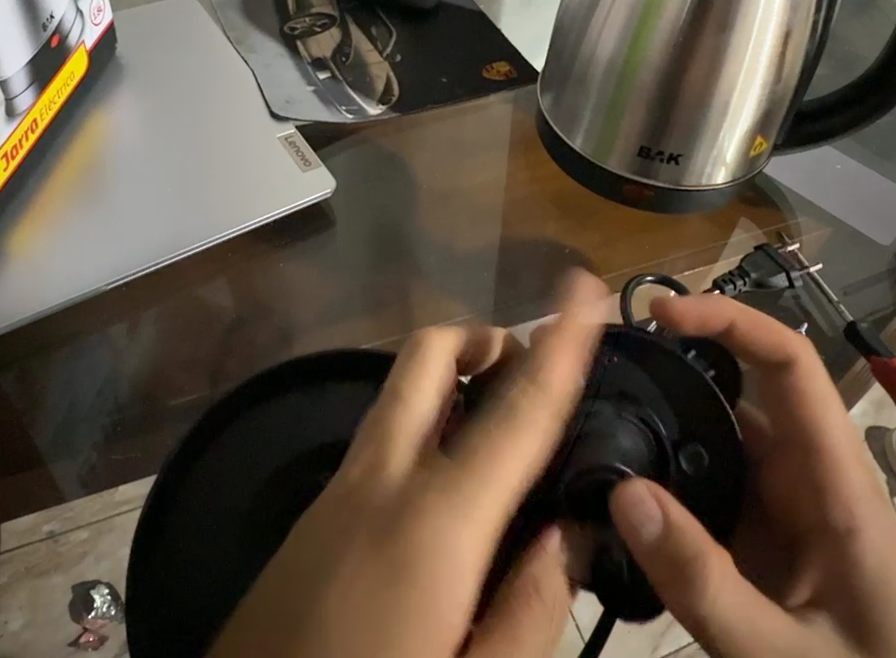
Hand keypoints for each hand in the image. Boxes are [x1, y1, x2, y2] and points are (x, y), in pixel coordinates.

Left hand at [209, 270, 606, 657]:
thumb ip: (533, 606)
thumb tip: (572, 532)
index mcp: (435, 520)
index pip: (517, 412)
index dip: (561, 344)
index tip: (583, 288)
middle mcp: (381, 480)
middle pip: (426, 359)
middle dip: (481, 338)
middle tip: (526, 364)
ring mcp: (336, 491)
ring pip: (397, 393)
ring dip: (449, 378)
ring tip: (497, 419)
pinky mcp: (312, 514)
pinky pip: (377, 438)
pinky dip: (420, 425)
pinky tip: (445, 485)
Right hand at [607, 294, 895, 657]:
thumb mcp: (782, 655)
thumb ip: (705, 584)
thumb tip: (623, 491)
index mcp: (836, 484)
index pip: (791, 365)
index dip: (729, 321)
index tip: (658, 314)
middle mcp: (807, 478)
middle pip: (741, 391)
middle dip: (675, 362)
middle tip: (598, 363)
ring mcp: (780, 506)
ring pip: (714, 435)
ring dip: (660, 416)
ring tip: (588, 412)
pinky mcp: (756, 535)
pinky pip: (704, 479)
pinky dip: (660, 466)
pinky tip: (610, 479)